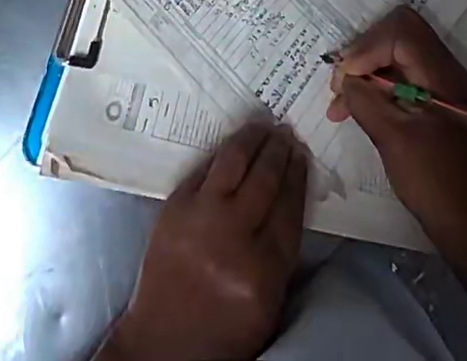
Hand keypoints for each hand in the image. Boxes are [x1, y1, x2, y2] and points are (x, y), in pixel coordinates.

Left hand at [100, 122, 308, 360]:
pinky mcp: (173, 209)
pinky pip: (203, 170)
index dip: (298, 175)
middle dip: (278, 151)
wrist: (164, 344)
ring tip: (263, 127)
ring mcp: (198, 219)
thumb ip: (281, 247)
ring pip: (232, 163)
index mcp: (263, 270)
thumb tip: (291, 190)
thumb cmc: (226, 327)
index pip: (289, 208)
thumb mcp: (269, 298)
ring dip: (252, 139)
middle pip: (264, 180)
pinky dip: (222, 154)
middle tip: (286, 133)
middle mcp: (232, 239)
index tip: (302, 155)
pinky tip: (234, 146)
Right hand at [327, 7, 466, 241]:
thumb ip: (364, 98)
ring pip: (395, 48)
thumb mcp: (390, 136)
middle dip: (364, 51)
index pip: (399, 32)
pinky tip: (354, 104)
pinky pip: (399, 69)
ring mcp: (439, 80)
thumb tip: (344, 77)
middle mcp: (444, 67)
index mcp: (441, 74)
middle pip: (398, 30)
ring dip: (366, 67)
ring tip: (341, 99)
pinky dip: (375, 80)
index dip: (366, 49)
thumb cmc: (429, 178)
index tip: (345, 80)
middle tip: (342, 82)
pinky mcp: (432, 94)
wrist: (463, 218)